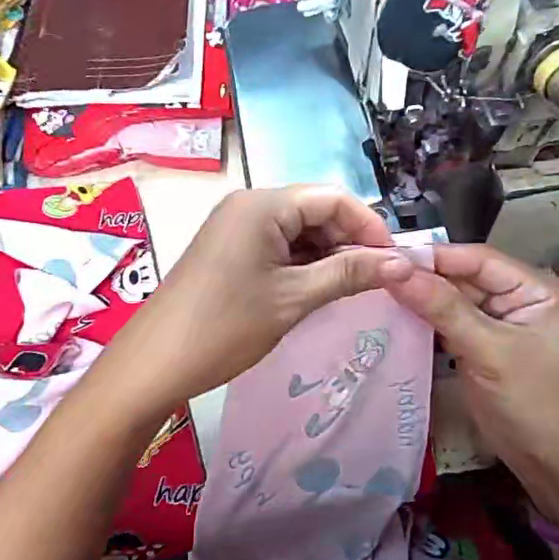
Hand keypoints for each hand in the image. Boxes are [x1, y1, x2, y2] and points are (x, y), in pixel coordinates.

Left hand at [103, 186, 416, 409]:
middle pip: (316, 210)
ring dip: (327, 255)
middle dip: (349, 241)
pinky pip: (277, 245)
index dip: (369, 226)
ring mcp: (236, 226)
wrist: (157, 361)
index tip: (394, 262)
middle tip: (376, 281)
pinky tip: (318, 289)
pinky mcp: (229, 248)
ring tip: (351, 289)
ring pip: (298, 230)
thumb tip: (401, 263)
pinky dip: (302, 264)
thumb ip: (350, 274)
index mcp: (263, 204)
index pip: (334, 197)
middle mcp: (249, 204)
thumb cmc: (226, 326)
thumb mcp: (294, 299)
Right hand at [381, 244, 558, 528]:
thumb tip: (396, 270)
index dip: (434, 257)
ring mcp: (504, 327)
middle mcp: (523, 300)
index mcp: (539, 290)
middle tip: (375, 275)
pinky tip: (398, 319)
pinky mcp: (488, 351)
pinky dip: (429, 324)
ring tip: (379, 292)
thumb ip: (442, 308)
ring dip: (423, 301)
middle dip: (425, 279)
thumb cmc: (535, 404)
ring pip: (456, 303)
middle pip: (466, 279)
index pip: (479, 260)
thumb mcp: (488, 351)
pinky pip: (454, 327)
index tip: (388, 256)